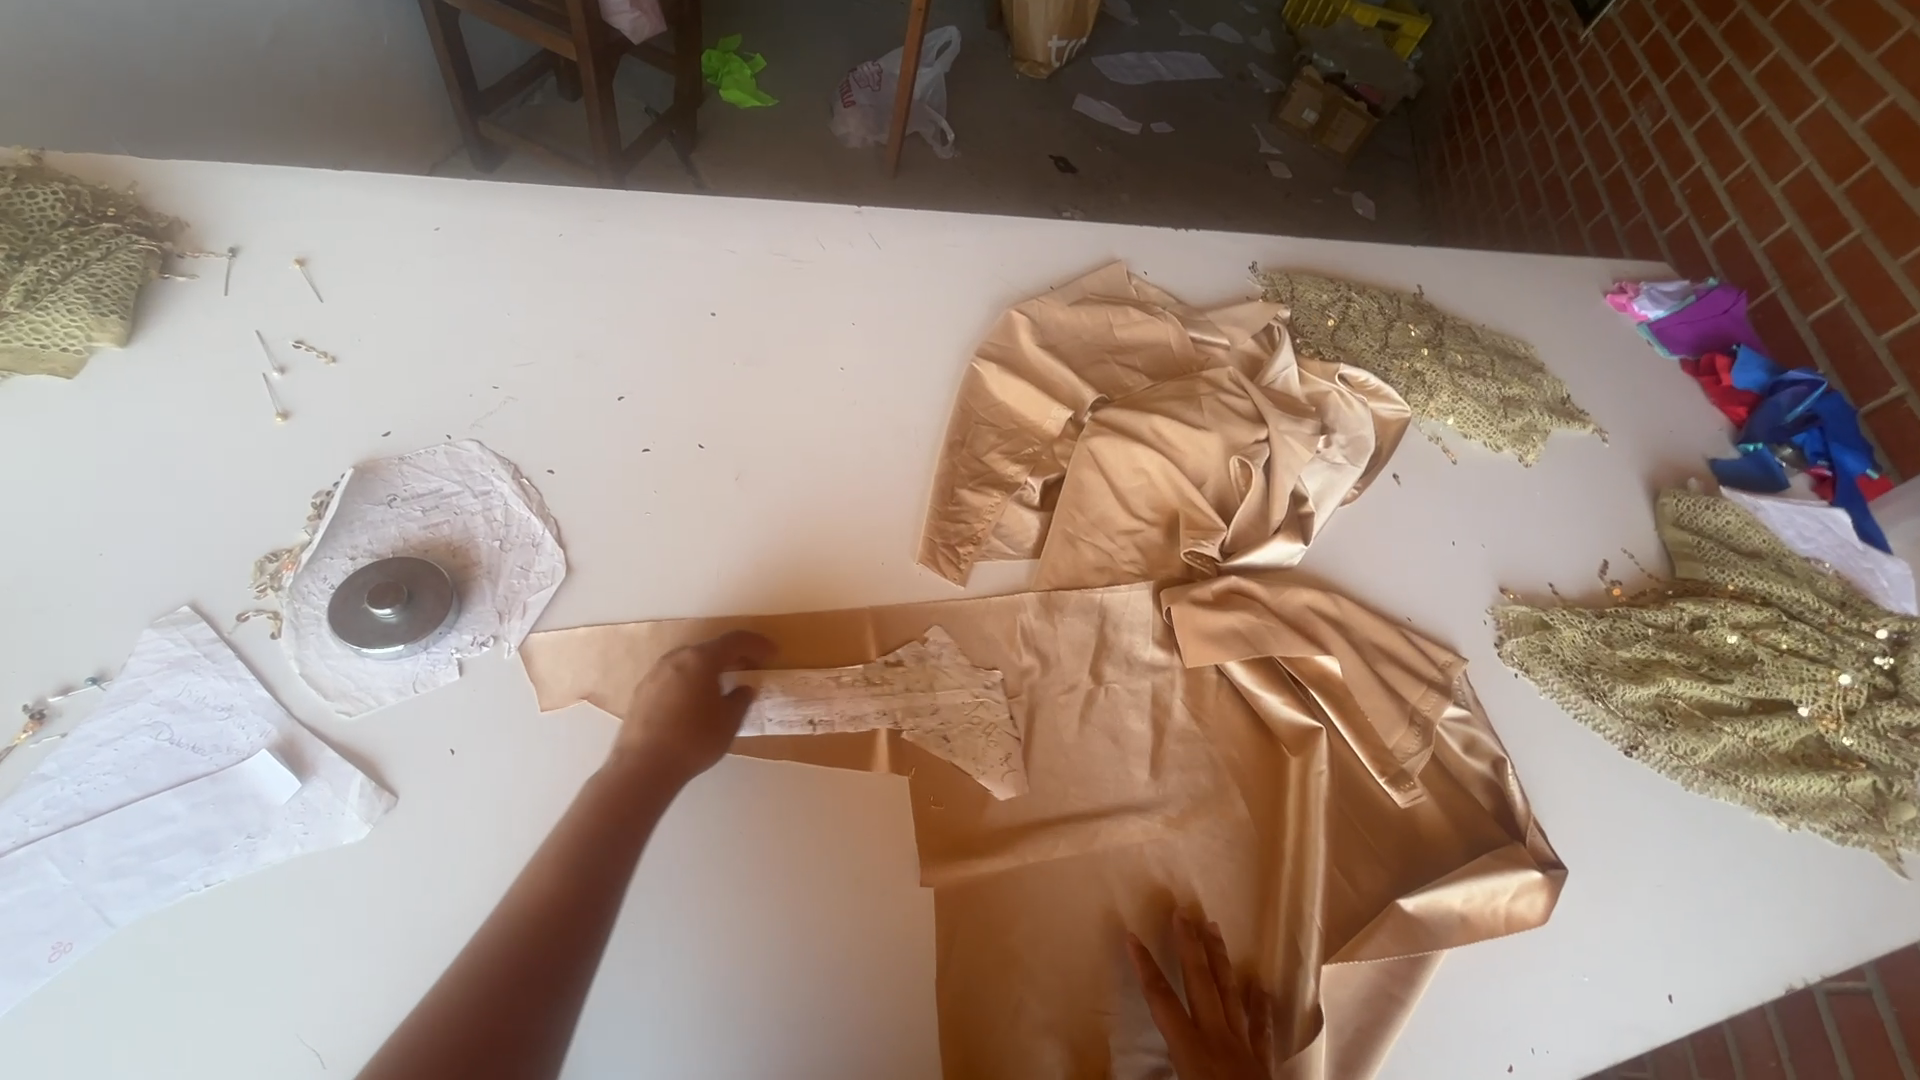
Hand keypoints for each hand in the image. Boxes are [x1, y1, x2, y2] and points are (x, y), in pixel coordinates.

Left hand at [610, 630, 775, 786]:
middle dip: (732, 656)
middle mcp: (676, 659)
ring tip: (723, 685)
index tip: (773, 653)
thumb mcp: (729, 721)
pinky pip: (674, 677)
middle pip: (710, 649)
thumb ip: (740, 699)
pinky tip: (696, 701)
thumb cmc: (694, 740)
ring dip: (709, 668)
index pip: (735, 640)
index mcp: (701, 659)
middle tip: (750, 667)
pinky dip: (691, 681)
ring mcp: (655, 674)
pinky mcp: (642, 692)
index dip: (757, 644)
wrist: (643, 767)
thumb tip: (743, 688)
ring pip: (689, 662)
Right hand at [1127, 911, 1272, 1079]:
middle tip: (1183, 911)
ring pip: (1230, 994)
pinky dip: (1260, 1004)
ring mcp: (1243, 1049)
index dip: (1144, 966)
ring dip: (1220, 959)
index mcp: (1190, 1051)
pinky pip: (1261, 1028)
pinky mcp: (1263, 1064)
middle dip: (1189, 946)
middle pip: (1200, 983)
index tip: (1131, 935)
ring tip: (1214, 927)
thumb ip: (1150, 1075)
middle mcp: (1216, 1040)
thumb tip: (1104, 1072)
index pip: (1160, 1000)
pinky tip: (1259, 983)